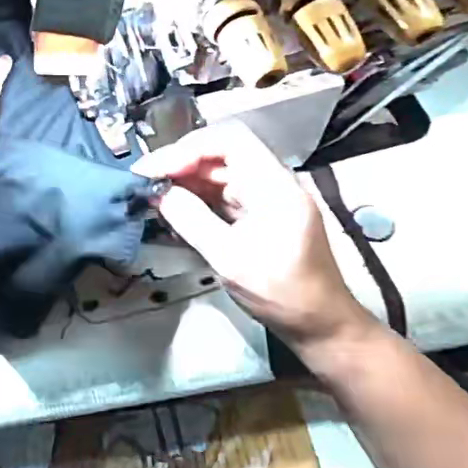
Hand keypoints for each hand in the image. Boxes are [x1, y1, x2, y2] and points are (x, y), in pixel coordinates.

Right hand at [133, 122, 378, 352]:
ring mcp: (266, 198)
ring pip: (219, 173)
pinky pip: (223, 193)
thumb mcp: (229, 259)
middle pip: (221, 154)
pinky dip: (196, 196)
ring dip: (185, 180)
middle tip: (145, 179)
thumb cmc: (282, 293)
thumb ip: (191, 219)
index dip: (189, 148)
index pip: (230, 140)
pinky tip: (173, 207)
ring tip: (152, 192)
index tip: (157, 169)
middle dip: (181, 163)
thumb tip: (157, 192)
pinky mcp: (259, 214)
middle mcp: (272, 183)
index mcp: (275, 185)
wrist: (322, 327)